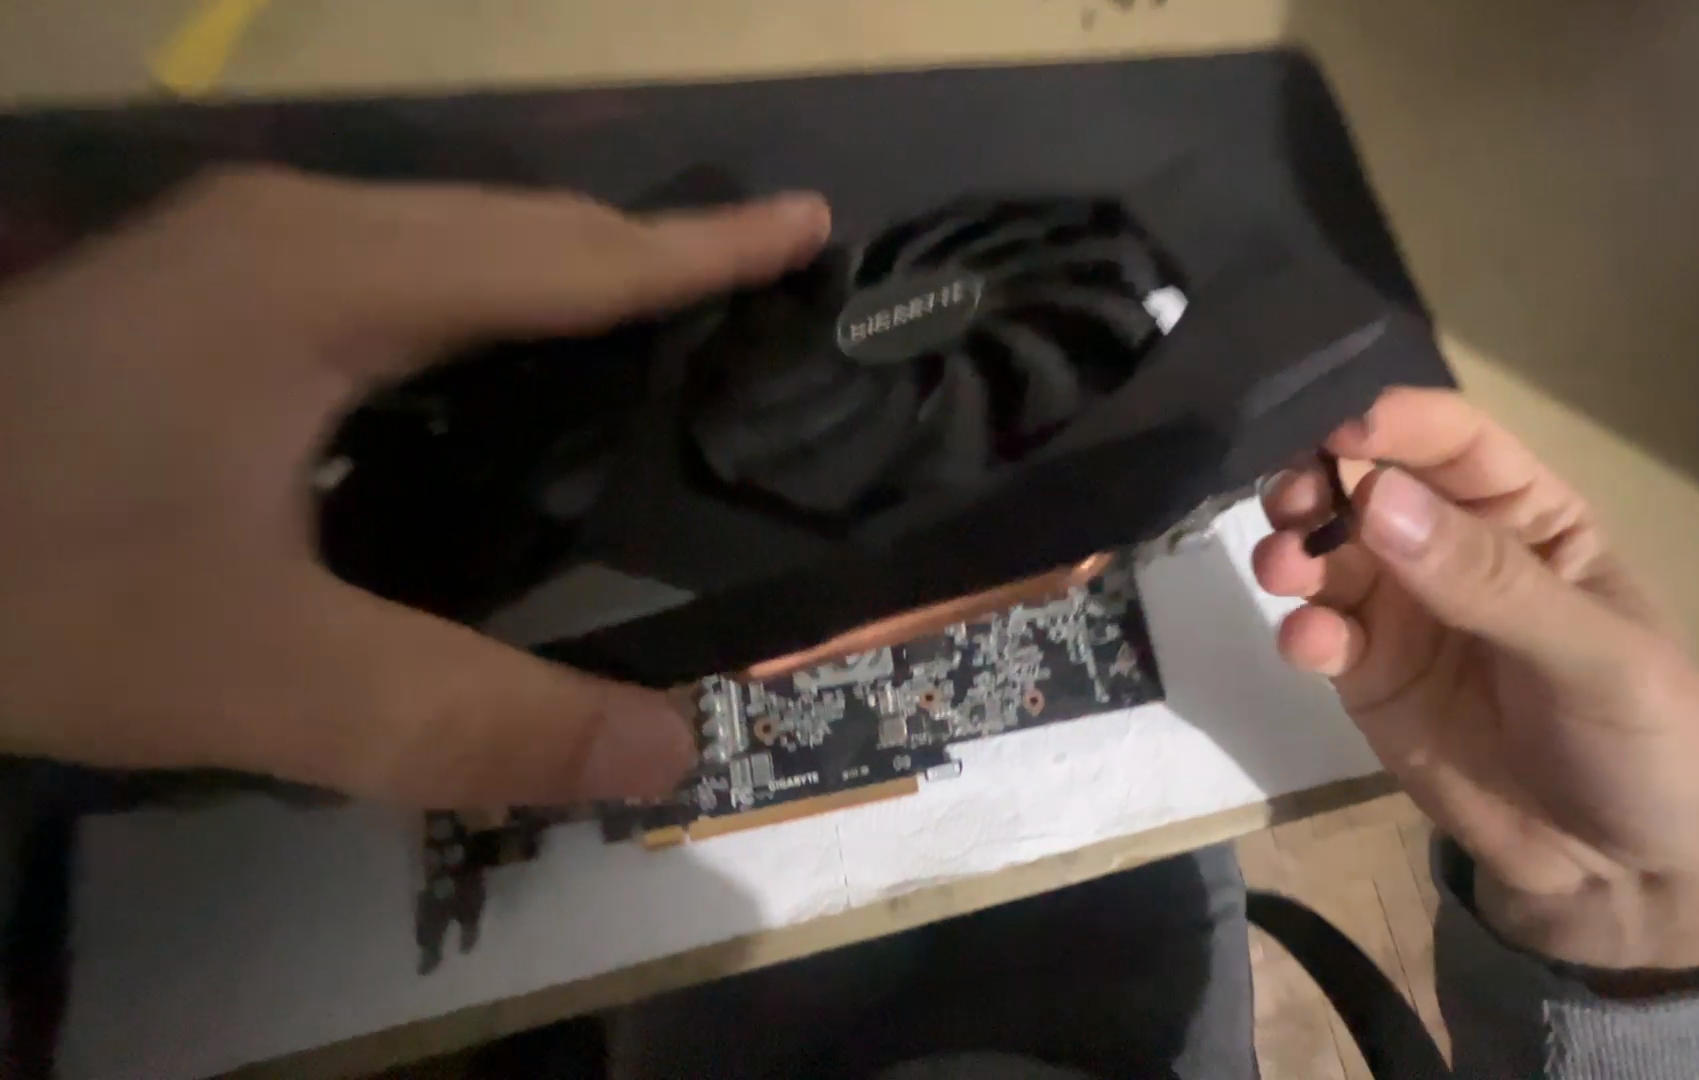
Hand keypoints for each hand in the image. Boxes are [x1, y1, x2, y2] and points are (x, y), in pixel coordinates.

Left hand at [0, 168, 830, 806]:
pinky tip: (564, 359)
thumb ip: (470, 721)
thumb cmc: (13, 593)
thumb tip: (670, 753)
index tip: (811, 225)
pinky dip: (539, 298)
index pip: (575, 257)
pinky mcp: (253, 295)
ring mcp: (275, 256)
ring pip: (493, 241)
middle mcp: (314, 237)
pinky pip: (448, 275)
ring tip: (696, 309)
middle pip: (543, 226)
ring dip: (607, 266)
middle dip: (672, 246)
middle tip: (771, 275)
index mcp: (333, 284)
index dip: (707, 247)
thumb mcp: (259, 681)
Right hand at [1253, 389, 1698, 971]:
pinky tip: (1310, 648)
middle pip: (1364, 487)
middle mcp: (1446, 551)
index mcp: (1525, 520)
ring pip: (1323, 552)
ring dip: (1291, 550)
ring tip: (1282, 572)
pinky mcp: (1360, 668)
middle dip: (1316, 484)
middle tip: (1288, 506)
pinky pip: (1317, 631)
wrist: (1614, 875)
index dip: (1396, 426)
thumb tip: (1376, 500)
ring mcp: (1397, 610)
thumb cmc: (1649, 747)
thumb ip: (1489, 581)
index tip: (1337, 435)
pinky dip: (1302, 630)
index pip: (1453, 443)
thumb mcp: (1597, 659)